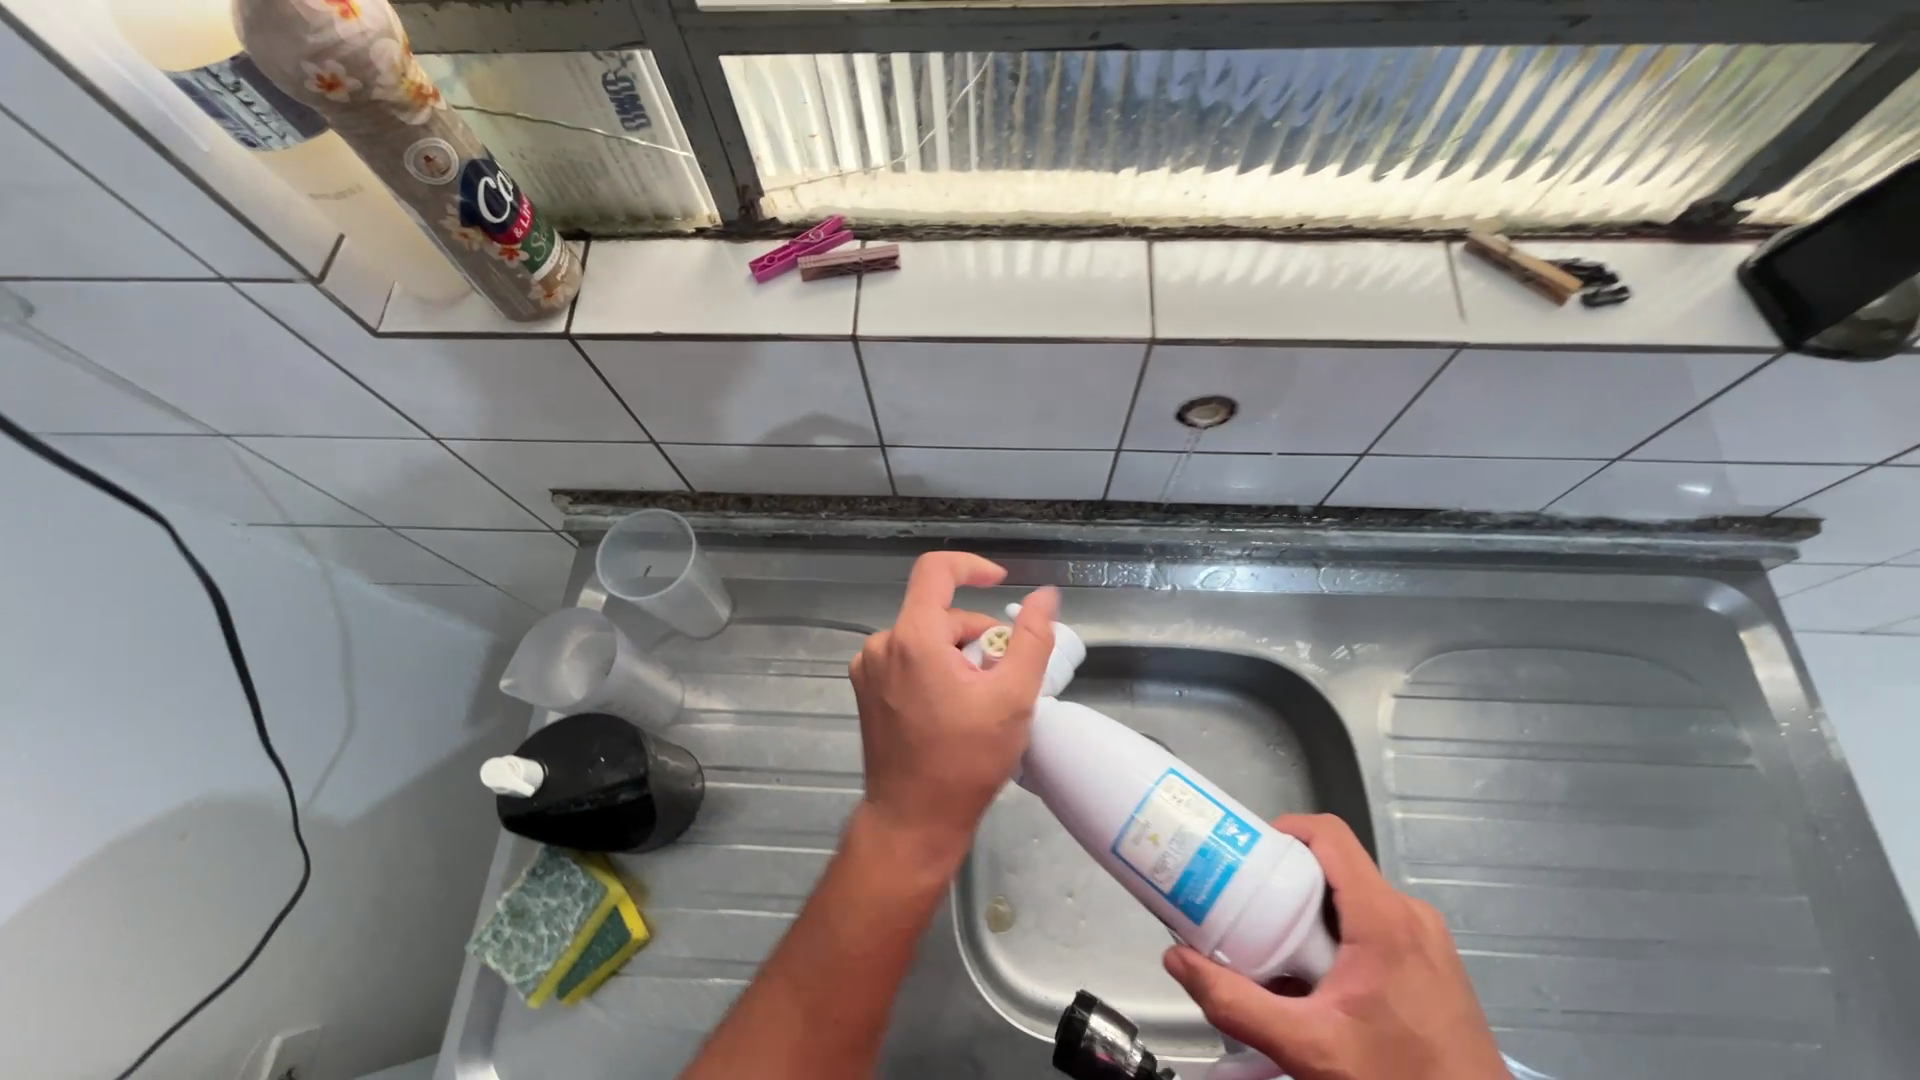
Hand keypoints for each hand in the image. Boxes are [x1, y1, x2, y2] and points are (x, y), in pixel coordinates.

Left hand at [849, 552, 1058, 862]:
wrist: (913, 821)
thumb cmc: (966, 762)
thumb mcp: (1013, 698)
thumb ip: (1032, 639)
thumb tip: (1045, 596)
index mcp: (912, 639)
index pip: (936, 570)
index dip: (973, 567)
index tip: (1000, 582)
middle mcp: (881, 645)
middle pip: (939, 615)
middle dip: (977, 639)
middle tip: (1001, 683)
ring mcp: (868, 669)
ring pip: (926, 639)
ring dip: (958, 658)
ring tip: (978, 703)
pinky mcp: (866, 690)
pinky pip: (908, 660)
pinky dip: (935, 671)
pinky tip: (952, 709)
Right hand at [1163, 814, 1506, 1079]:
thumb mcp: (1307, 1047)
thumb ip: (1236, 1003)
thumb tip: (1177, 959)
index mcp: (1384, 918)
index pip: (1329, 834)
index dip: (1282, 829)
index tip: (1243, 852)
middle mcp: (1410, 915)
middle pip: (1334, 867)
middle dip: (1283, 879)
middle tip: (1240, 902)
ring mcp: (1426, 939)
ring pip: (1352, 898)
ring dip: (1307, 912)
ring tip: (1267, 943)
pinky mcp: (1432, 964)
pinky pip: (1373, 926)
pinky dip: (1334, 936)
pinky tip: (1311, 980)